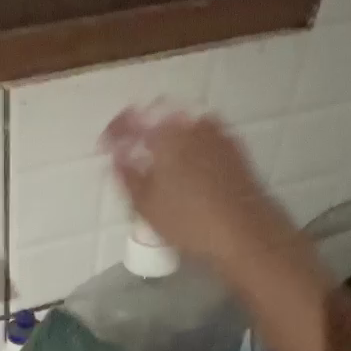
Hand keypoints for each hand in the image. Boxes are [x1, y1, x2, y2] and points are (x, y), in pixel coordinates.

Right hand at [102, 102, 289, 264]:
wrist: (244, 232)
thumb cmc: (188, 220)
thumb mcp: (145, 204)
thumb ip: (126, 174)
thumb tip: (115, 157)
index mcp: (165, 133)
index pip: (131, 120)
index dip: (114, 132)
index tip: (105, 144)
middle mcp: (191, 124)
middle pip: (159, 118)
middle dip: (142, 132)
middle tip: (130, 152)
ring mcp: (217, 134)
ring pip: (182, 128)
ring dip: (166, 140)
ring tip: (156, 164)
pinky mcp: (234, 149)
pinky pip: (202, 139)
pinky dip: (188, 148)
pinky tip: (184, 170)